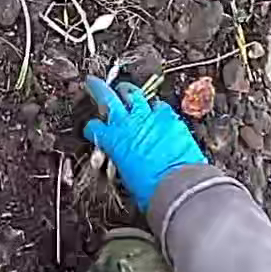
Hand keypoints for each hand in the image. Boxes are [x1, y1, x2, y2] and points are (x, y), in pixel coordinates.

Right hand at [82, 77, 205, 210]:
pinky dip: (156, 107)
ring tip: (125, 89)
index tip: (93, 128)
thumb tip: (124, 163)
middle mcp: (127, 123)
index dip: (92, 128)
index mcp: (113, 140)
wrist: (178, 185)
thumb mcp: (126, 178)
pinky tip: (156, 109)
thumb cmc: (151, 189)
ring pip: (133, 94)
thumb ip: (122, 163)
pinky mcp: (168, 116)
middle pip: (107, 97)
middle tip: (93, 83)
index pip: (94, 128)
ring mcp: (148, 116)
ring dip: (128, 92)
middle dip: (97, 88)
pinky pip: (159, 105)